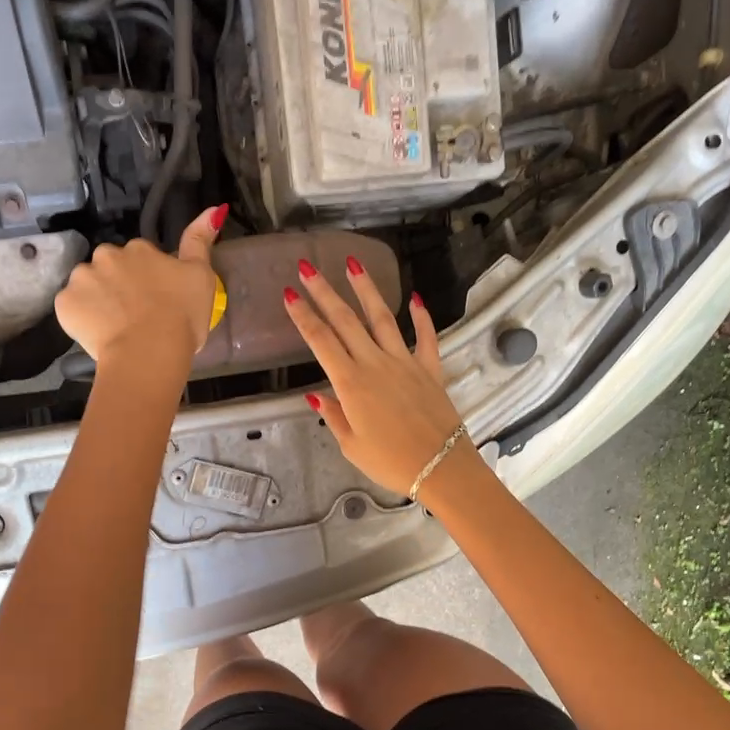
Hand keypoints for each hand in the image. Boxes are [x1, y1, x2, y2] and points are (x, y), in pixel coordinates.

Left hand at [53, 206, 225, 387]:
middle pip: (109, 268)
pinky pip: (71, 308)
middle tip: (135, 316)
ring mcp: (81, 278)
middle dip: (119, 286)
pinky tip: (98, 335)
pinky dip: (81, 319)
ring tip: (116, 328)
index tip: (156, 301)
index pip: (140, 258)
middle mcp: (106, 254)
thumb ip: (200, 240)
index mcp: (138, 249)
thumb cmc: (181, 316)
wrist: (149, 352)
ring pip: (88, 286)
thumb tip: (214, 208)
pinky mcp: (64, 304)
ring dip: (98, 301)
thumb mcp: (201, 277)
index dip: (148, 280)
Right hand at [284, 259, 480, 502]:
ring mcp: (405, 362)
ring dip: (366, 289)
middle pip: (345, 320)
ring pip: (382, 317)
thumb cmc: (390, 463)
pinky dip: (422, 316)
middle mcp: (375, 364)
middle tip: (307, 267)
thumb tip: (315, 395)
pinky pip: (426, 337)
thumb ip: (334, 416)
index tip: (289, 294)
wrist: (440, 466)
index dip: (303, 316)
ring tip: (353, 263)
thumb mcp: (351, 446)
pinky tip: (416, 298)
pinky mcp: (430, 369)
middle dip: (323, 292)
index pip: (320, 341)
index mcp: (350, 383)